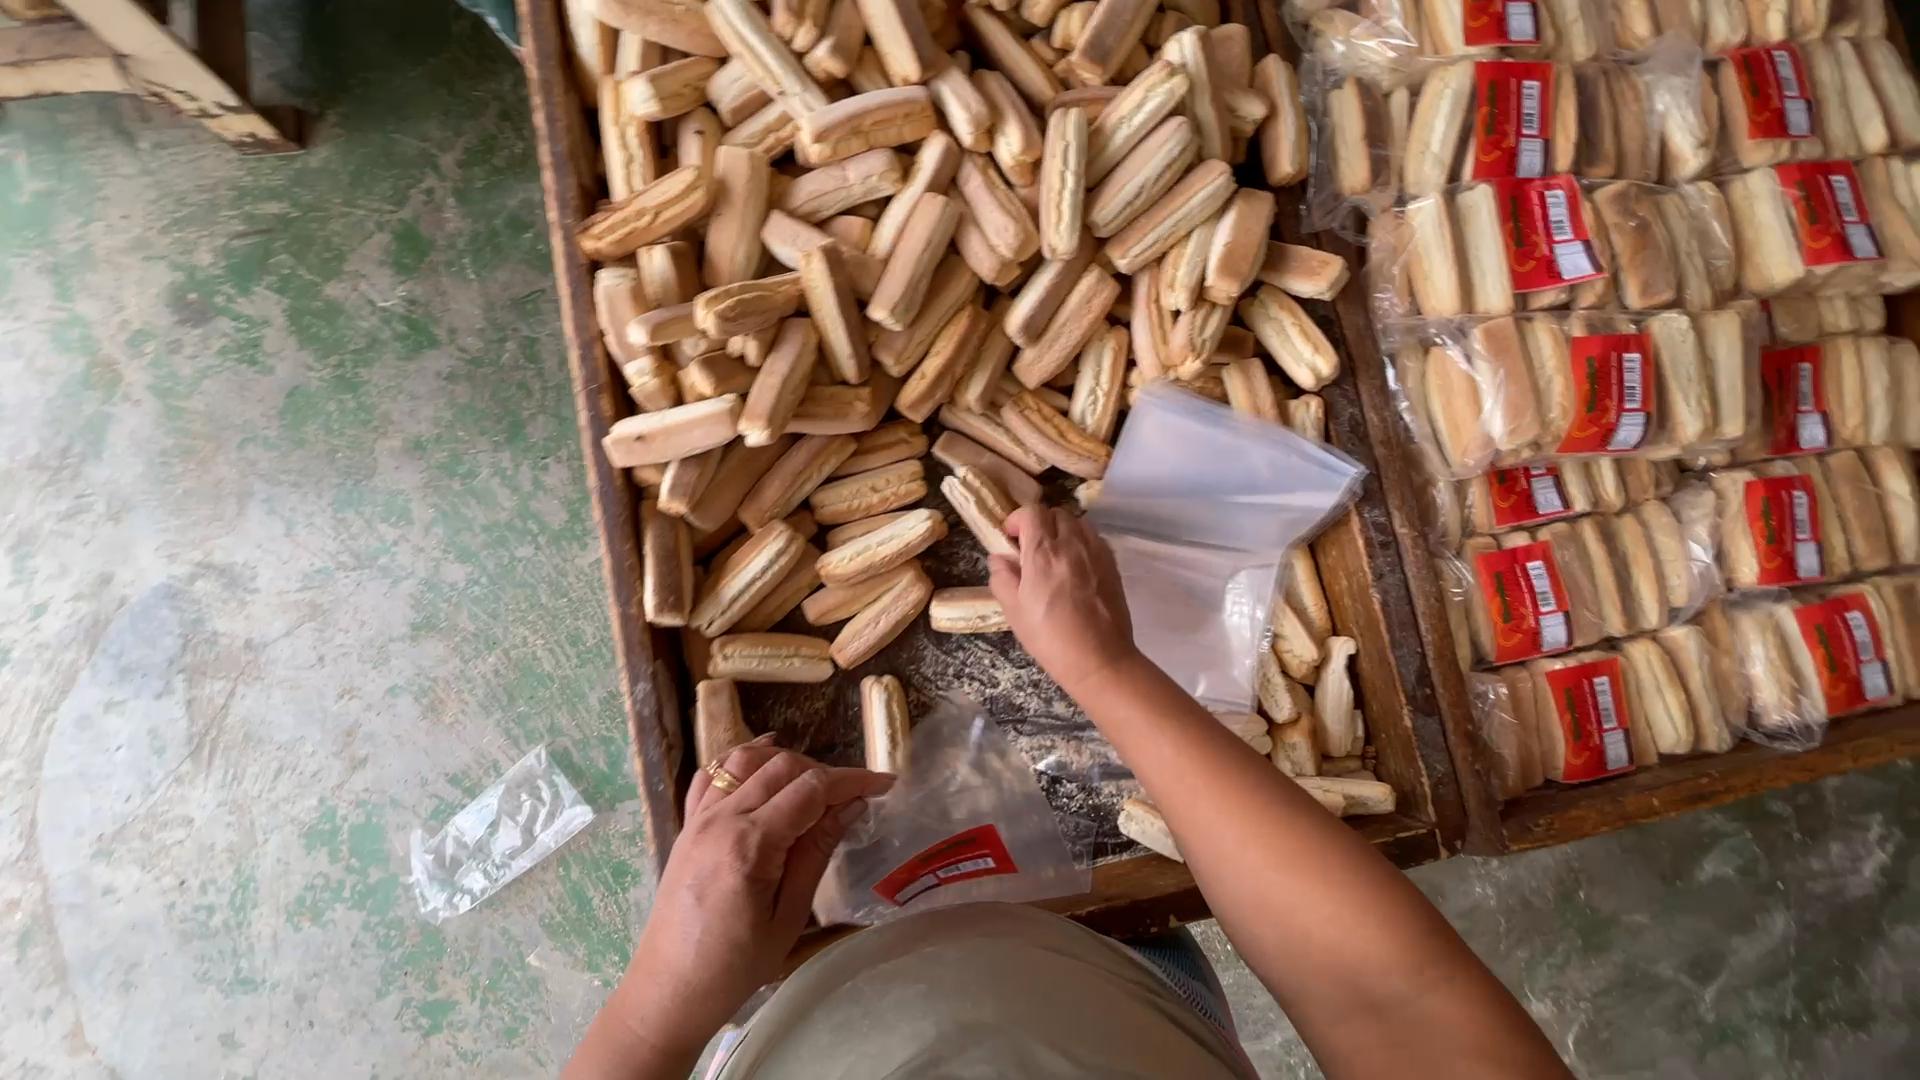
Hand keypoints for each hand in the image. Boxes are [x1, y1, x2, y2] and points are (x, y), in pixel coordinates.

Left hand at [618, 741, 893, 1060]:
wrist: (668, 992)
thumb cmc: (734, 967)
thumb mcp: (788, 916)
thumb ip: (818, 852)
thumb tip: (852, 805)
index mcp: (750, 845)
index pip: (812, 789)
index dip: (852, 780)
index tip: (883, 783)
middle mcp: (722, 819)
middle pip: (783, 766)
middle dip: (824, 772)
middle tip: (851, 796)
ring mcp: (700, 818)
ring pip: (748, 760)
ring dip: (785, 761)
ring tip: (812, 784)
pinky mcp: (687, 825)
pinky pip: (714, 775)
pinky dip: (743, 761)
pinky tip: (763, 765)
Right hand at [988, 505, 1140, 692]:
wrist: (1099, 659)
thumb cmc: (1050, 638)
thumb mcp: (1014, 611)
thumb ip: (1002, 578)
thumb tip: (1000, 558)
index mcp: (1043, 553)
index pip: (1032, 512)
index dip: (1018, 519)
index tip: (1011, 538)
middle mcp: (1072, 544)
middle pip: (1055, 513)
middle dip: (1040, 524)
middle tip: (1031, 548)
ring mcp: (1096, 552)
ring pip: (1078, 523)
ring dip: (1062, 531)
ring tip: (1054, 555)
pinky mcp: (1112, 565)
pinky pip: (1094, 539)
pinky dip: (1081, 543)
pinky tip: (1076, 567)